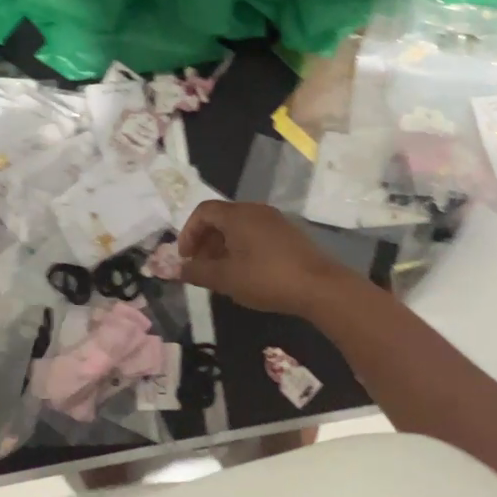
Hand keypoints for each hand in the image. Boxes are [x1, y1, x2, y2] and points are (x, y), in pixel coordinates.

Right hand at [178, 201, 356, 316]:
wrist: (318, 286)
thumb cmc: (266, 279)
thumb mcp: (226, 278)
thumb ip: (198, 272)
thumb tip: (178, 269)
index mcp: (238, 215)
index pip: (203, 211)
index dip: (188, 233)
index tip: (186, 258)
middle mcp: (256, 210)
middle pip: (221, 218)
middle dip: (205, 242)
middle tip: (201, 268)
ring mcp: (276, 221)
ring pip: (240, 227)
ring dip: (224, 247)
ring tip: (221, 273)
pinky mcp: (289, 234)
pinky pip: (256, 234)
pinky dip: (243, 248)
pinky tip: (246, 273)